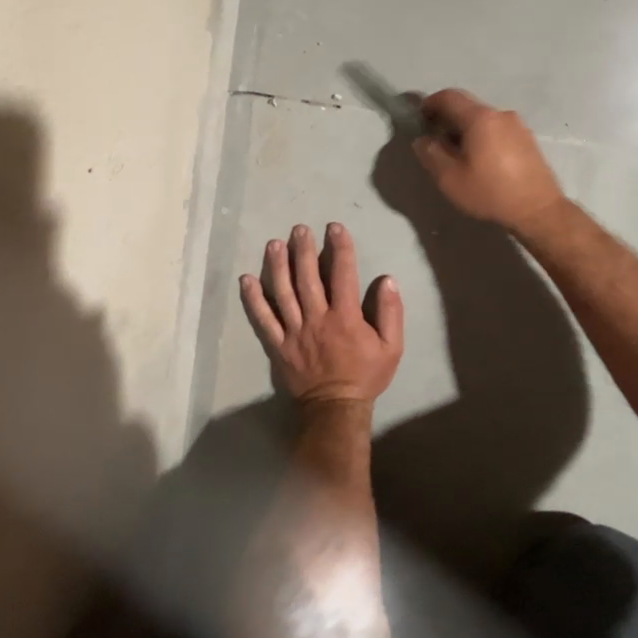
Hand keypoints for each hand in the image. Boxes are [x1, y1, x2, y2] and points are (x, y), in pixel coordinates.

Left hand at [241, 223, 404, 405]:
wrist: (335, 408)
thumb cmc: (365, 376)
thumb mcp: (391, 347)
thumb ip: (390, 313)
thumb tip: (386, 280)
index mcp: (345, 317)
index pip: (343, 275)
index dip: (340, 249)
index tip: (335, 228)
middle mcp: (317, 319)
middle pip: (308, 278)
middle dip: (304, 250)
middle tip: (300, 229)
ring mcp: (294, 332)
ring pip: (283, 293)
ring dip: (278, 266)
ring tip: (274, 244)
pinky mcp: (277, 345)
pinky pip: (263, 319)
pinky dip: (253, 299)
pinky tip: (246, 280)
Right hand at [413, 89, 567, 232]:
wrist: (538, 209)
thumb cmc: (491, 192)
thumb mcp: (451, 179)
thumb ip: (431, 154)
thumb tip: (423, 140)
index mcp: (480, 118)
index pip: (450, 97)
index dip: (430, 103)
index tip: (420, 119)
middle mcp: (501, 114)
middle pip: (468, 106)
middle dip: (448, 118)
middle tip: (436, 140)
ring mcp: (518, 125)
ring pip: (484, 119)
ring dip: (466, 129)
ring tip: (458, 153)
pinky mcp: (527, 139)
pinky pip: (498, 129)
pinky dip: (483, 136)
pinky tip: (481, 160)